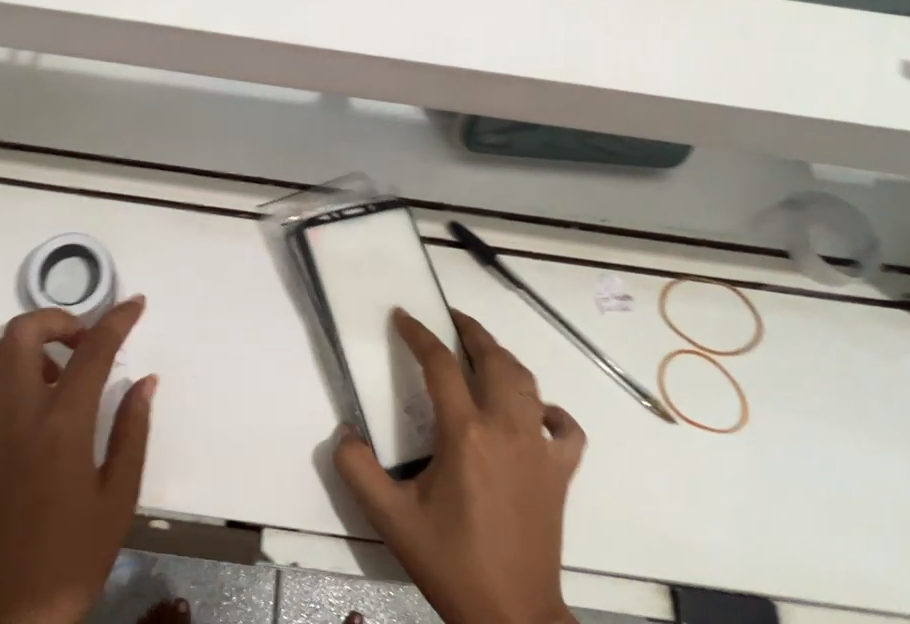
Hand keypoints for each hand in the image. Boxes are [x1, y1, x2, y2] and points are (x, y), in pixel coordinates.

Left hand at [0, 299, 157, 623]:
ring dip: (26, 345)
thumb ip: (132, 429)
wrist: (9, 605)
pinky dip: (7, 372)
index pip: (92, 350)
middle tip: (85, 342)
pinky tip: (34, 403)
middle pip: (23, 331)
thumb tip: (145, 380)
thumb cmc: (75, 552)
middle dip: (57, 319)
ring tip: (56, 372)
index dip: (117, 320)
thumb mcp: (119, 494)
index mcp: (62, 424)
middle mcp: (16, 412)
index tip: (136, 304)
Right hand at [335, 309, 586, 623]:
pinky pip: (564, 428)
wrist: (511, 612)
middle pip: (495, 359)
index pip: (440, 365)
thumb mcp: (390, 519)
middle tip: (450, 319)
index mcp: (465, 434)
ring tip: (483, 353)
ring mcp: (541, 449)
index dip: (419, 334)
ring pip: (528, 383)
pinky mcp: (562, 472)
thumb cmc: (450, 562)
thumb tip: (344, 432)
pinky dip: (550, 411)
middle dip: (471, 331)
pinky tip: (535, 413)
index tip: (403, 316)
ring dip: (504, 359)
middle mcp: (507, 428)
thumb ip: (356, 470)